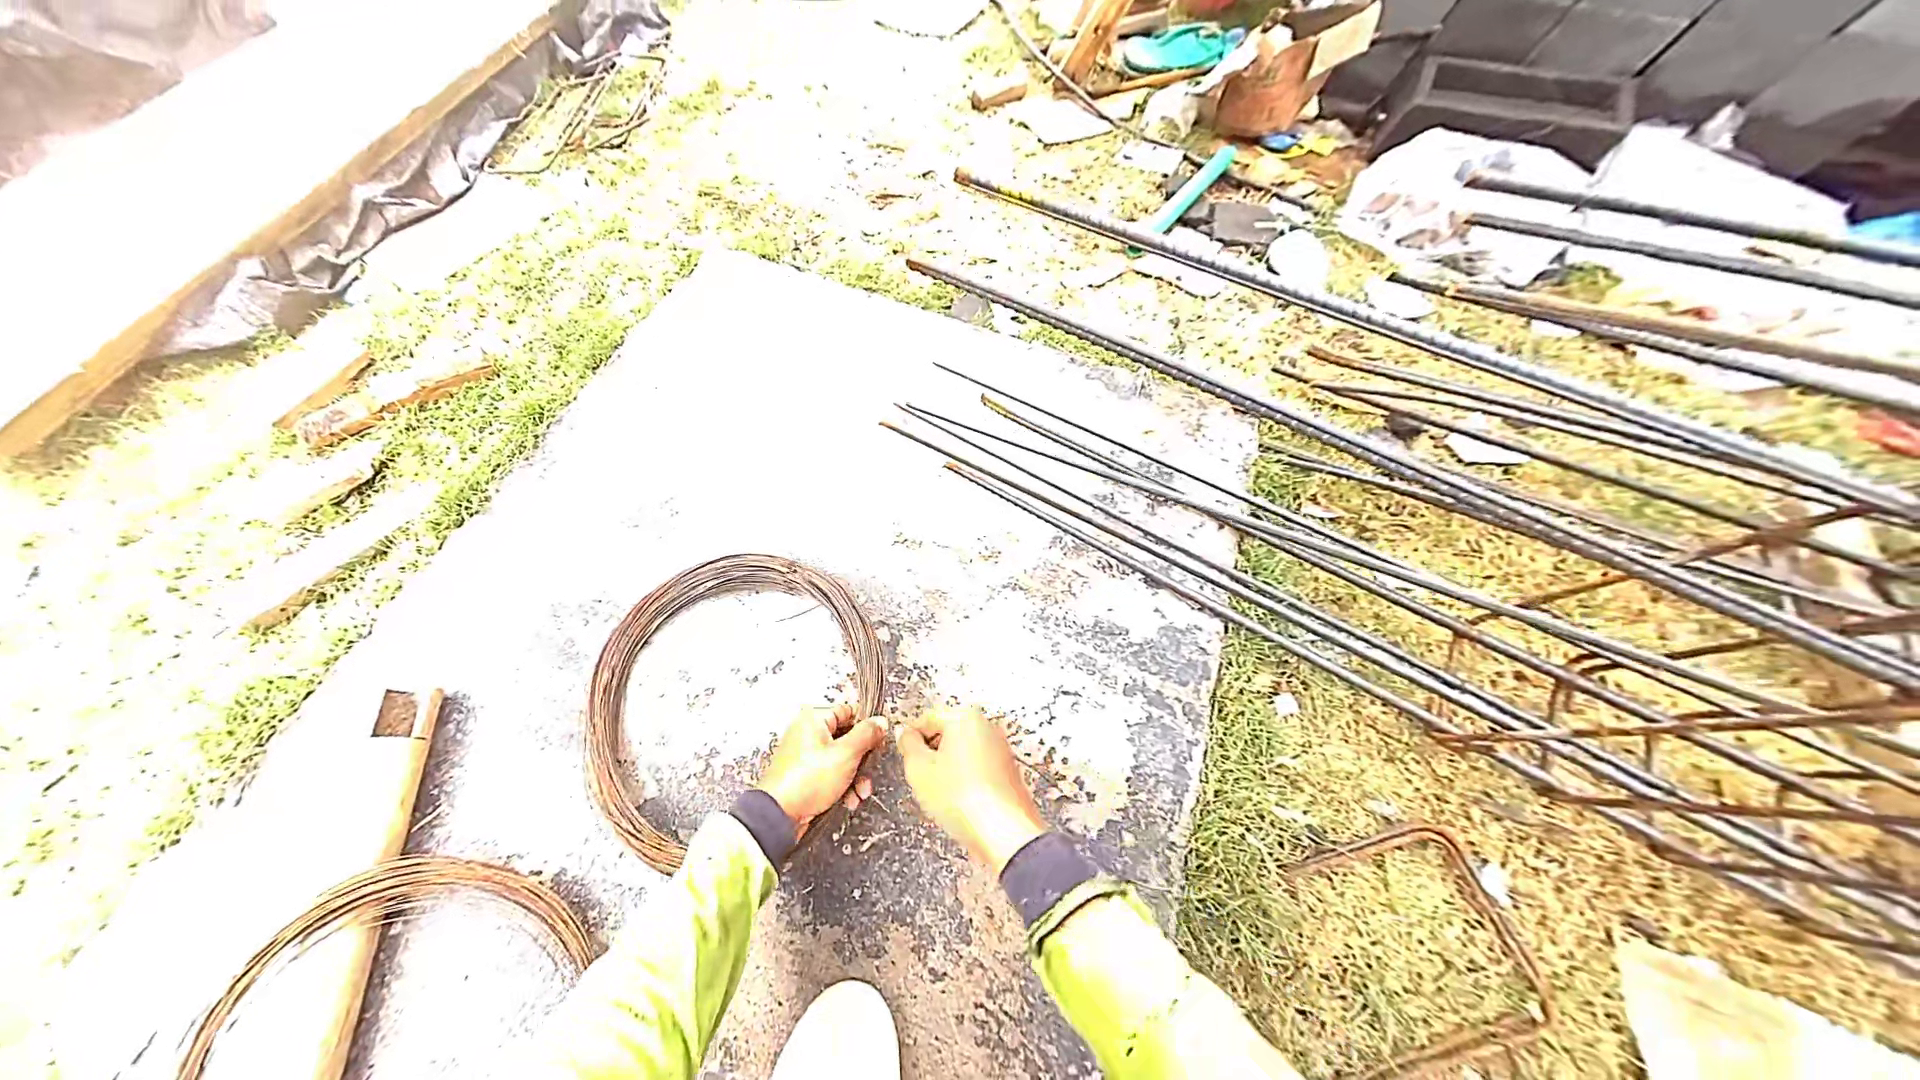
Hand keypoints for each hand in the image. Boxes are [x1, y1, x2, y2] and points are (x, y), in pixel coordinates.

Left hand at [757, 704, 886, 835]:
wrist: (779, 816)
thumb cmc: (806, 781)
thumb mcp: (846, 754)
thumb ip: (866, 734)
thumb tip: (879, 722)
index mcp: (814, 720)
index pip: (849, 711)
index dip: (867, 725)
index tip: (878, 739)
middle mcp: (808, 734)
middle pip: (847, 738)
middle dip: (863, 759)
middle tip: (869, 769)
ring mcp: (805, 755)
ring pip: (841, 758)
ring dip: (855, 776)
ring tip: (860, 792)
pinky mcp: (805, 774)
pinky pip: (831, 773)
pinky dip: (843, 785)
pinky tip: (849, 799)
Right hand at [897, 706, 1046, 872]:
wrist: (1002, 832)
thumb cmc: (964, 799)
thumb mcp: (918, 769)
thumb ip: (907, 745)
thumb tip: (905, 734)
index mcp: (965, 718)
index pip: (926, 719)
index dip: (910, 739)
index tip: (904, 754)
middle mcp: (987, 727)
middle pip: (946, 735)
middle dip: (932, 755)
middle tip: (923, 778)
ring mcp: (1000, 749)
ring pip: (962, 753)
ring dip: (949, 770)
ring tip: (944, 794)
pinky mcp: (1008, 772)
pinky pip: (978, 769)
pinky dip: (967, 781)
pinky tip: (961, 801)